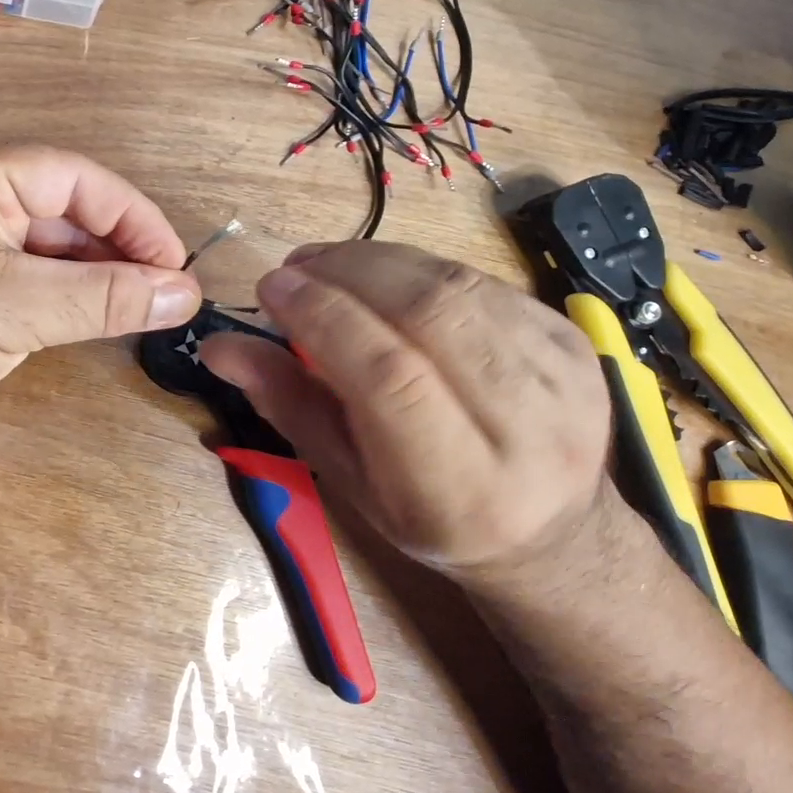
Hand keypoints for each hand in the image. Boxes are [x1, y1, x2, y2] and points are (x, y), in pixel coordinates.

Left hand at [0, 140, 201, 452]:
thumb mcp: (17, 310)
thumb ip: (105, 297)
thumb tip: (185, 293)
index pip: (72, 176)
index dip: (132, 217)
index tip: (176, 265)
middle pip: (61, 207)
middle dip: (115, 249)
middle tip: (167, 293)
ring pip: (45, 244)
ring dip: (93, 274)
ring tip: (145, 308)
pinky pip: (23, 273)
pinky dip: (62, 293)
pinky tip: (99, 315)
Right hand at [197, 240, 613, 579]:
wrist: (550, 532)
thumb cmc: (425, 515)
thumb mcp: (344, 476)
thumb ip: (286, 404)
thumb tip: (219, 346)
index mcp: (460, 486)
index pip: (390, 377)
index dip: (324, 318)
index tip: (272, 288)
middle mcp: (528, 429)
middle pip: (431, 315)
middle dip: (348, 274)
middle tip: (294, 267)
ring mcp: (563, 378)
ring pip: (458, 285)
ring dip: (378, 260)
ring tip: (325, 263)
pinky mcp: (573, 340)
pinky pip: (480, 280)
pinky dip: (416, 268)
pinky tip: (379, 277)